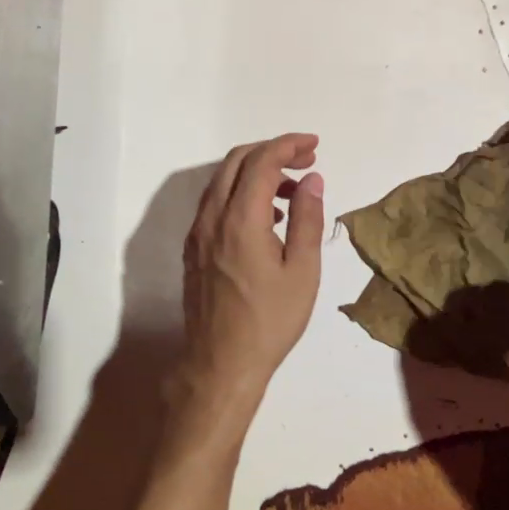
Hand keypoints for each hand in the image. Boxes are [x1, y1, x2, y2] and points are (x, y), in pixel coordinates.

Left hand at [177, 134, 325, 423]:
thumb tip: (312, 180)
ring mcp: (198, 234)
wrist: (221, 364)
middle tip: (306, 158)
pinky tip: (266, 216)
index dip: (288, 145)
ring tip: (292, 189)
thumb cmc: (270, 321)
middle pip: (235, 162)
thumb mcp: (303, 271)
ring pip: (222, 181)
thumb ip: (307, 219)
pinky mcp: (194, 250)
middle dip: (271, 151)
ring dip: (255, 172)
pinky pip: (215, 204)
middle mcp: (212, 219)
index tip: (314, 146)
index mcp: (240, 220)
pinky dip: (240, 193)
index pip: (261, 162)